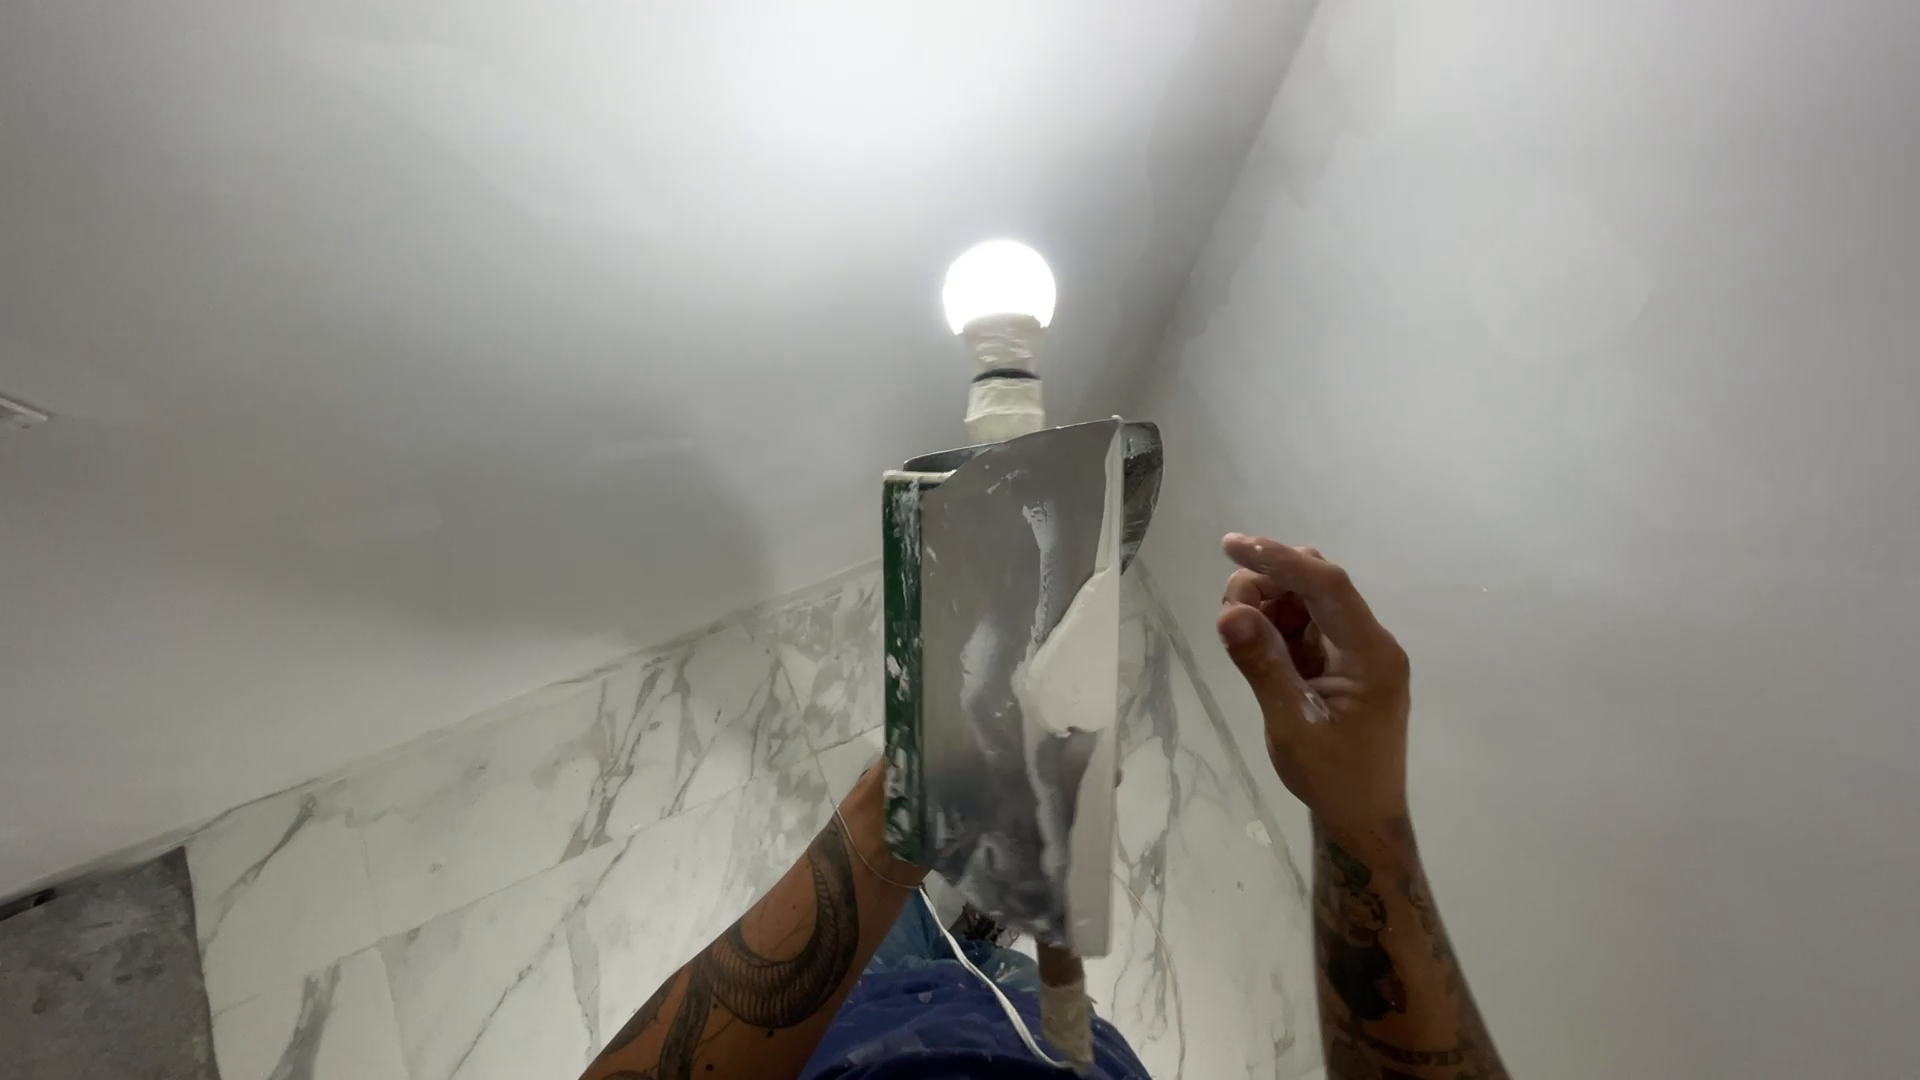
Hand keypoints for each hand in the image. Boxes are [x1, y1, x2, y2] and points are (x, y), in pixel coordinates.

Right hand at [1215, 535, 1410, 847]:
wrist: (1361, 817)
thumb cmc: (1333, 778)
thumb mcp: (1292, 725)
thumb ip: (1262, 666)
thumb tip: (1229, 613)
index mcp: (1371, 653)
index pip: (1327, 584)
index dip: (1279, 558)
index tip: (1231, 545)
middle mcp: (1367, 641)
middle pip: (1314, 583)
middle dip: (1265, 583)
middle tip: (1229, 618)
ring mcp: (1351, 649)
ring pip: (1303, 598)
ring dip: (1264, 602)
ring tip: (1238, 637)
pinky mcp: (1335, 660)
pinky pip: (1299, 622)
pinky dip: (1269, 622)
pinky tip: (1252, 642)